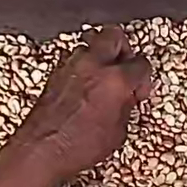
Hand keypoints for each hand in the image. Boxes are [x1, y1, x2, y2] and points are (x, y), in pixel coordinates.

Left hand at [0, 25, 152, 186]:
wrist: (42, 150)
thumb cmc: (79, 146)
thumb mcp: (118, 133)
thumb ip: (126, 107)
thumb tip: (126, 98)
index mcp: (116, 80)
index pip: (141, 64)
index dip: (144, 78)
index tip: (140, 91)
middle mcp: (93, 65)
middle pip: (114, 36)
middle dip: (124, 49)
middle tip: (126, 68)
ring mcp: (71, 66)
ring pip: (92, 44)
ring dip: (101, 56)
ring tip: (105, 79)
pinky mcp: (55, 73)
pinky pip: (75, 59)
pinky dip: (84, 68)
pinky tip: (87, 88)